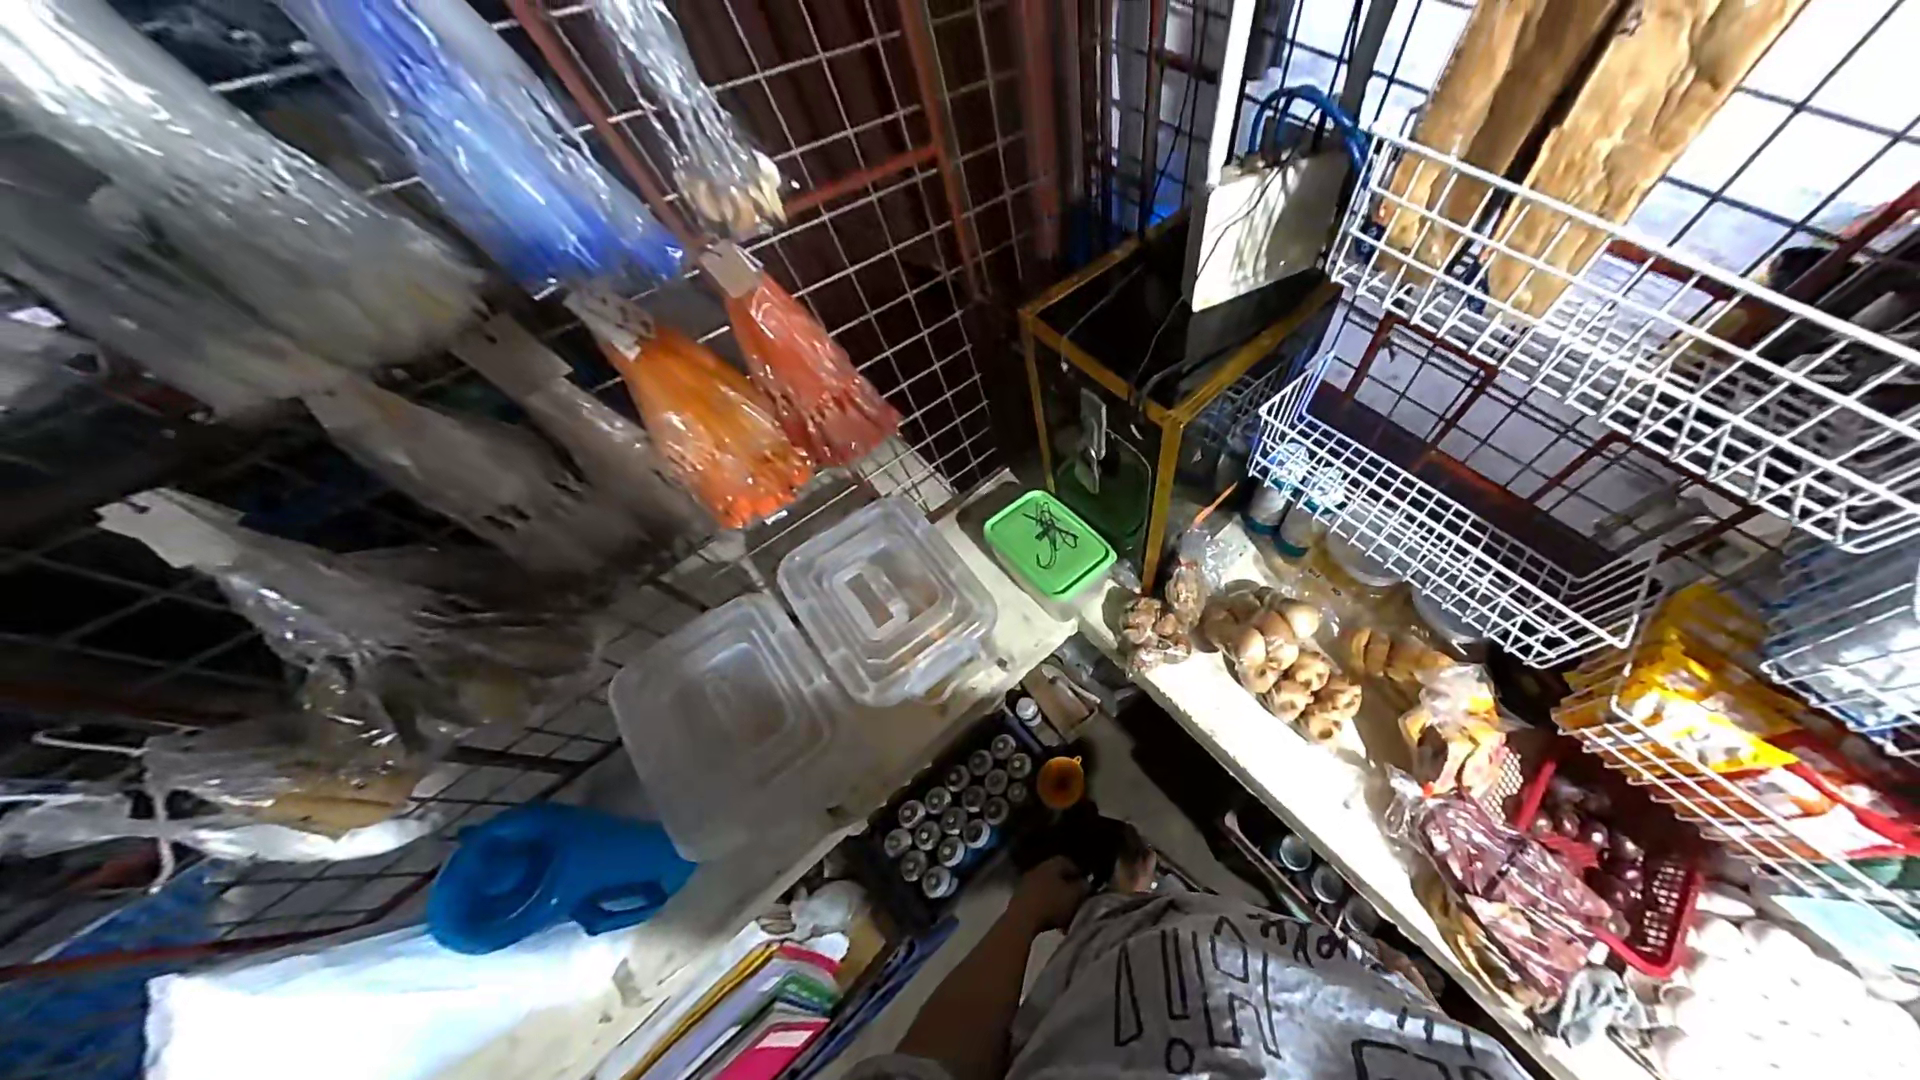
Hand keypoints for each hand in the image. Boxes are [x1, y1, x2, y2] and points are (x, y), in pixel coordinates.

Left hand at [1004, 856, 1089, 934]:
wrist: (1021, 919)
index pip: (1067, 862)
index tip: (1086, 886)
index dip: (1078, 873)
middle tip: (1077, 904)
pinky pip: (1038, 900)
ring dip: (1057, 902)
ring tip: (1066, 919)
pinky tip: (1053, 923)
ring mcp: (1026, 883)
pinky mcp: (1019, 898)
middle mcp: (1038, 869)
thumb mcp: (1074, 896)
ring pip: (1047, 890)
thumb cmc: (1051, 904)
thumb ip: (1083, 888)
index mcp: (1051, 864)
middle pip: (1057, 877)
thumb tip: (1086, 883)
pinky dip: (1047, 909)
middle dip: (1068, 890)